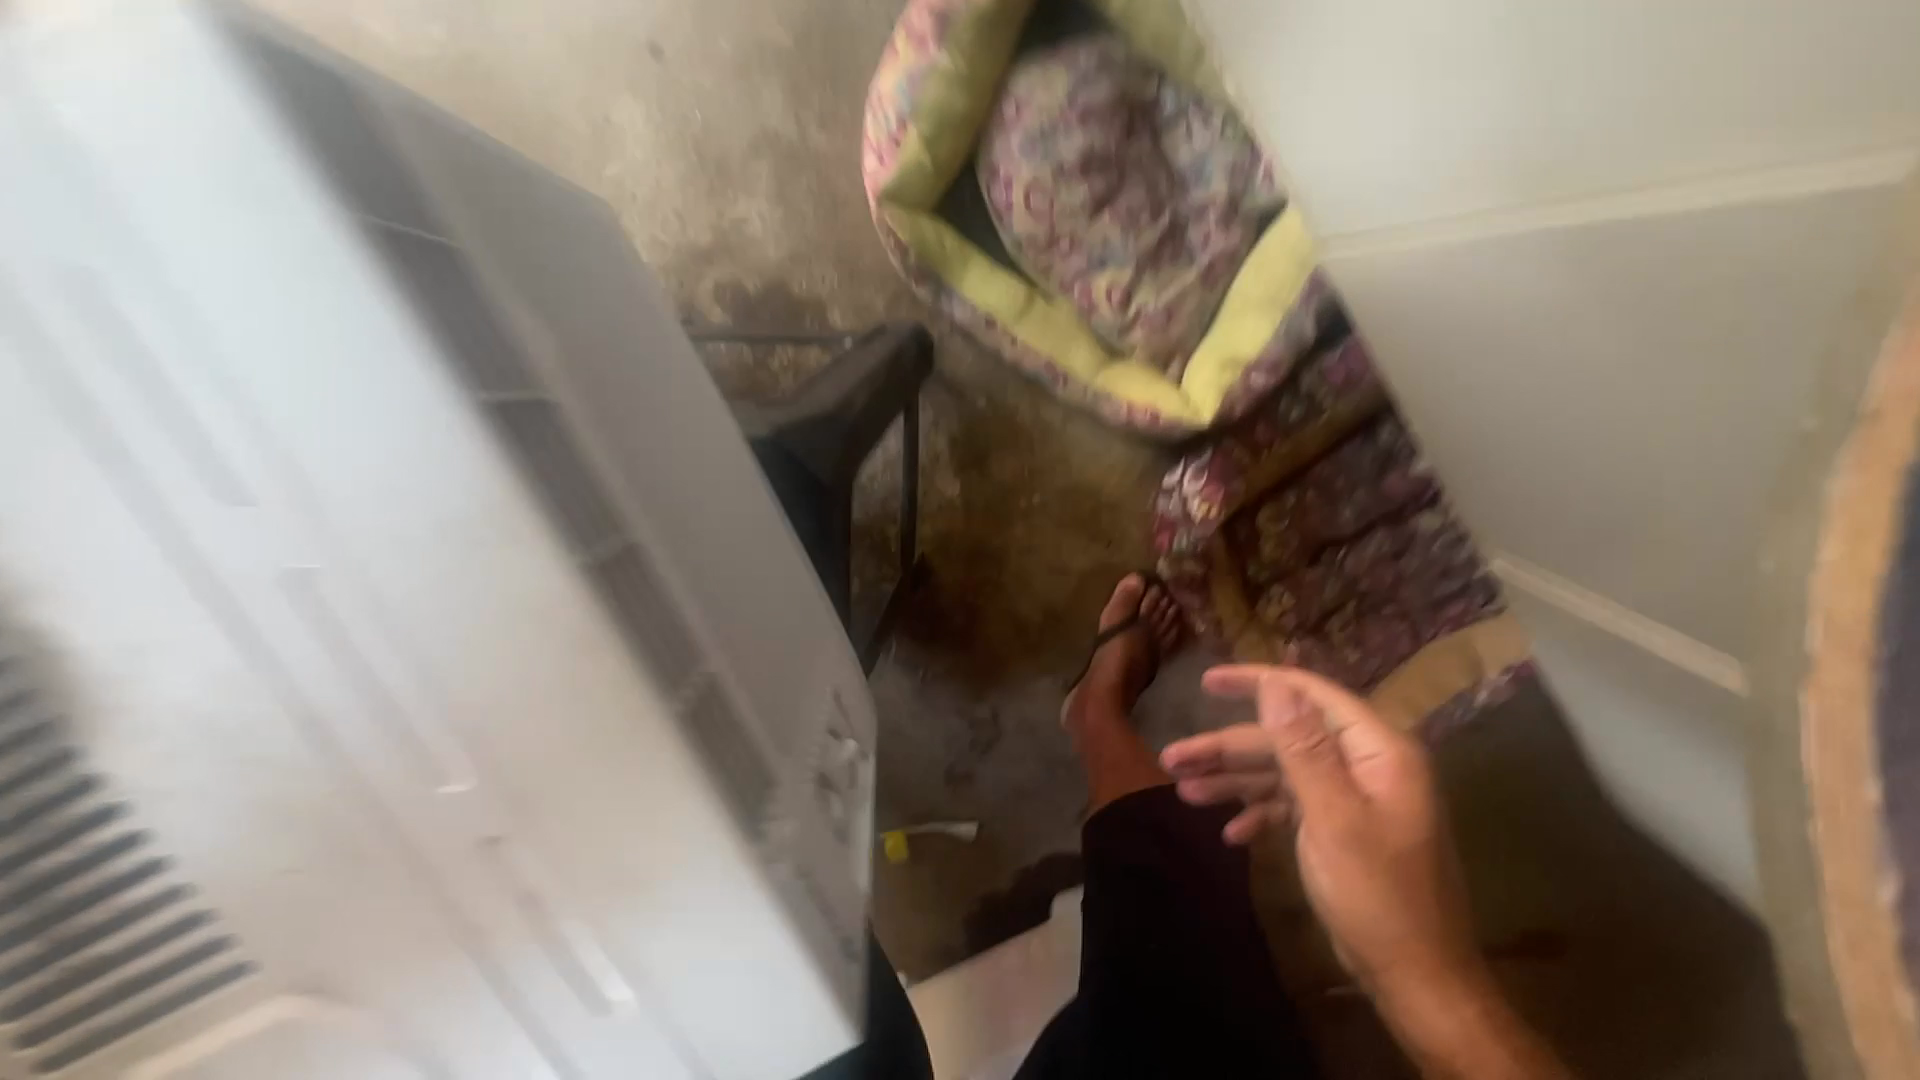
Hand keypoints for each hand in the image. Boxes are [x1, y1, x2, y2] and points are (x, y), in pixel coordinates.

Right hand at [1161, 665, 1477, 994]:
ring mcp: (1354, 797)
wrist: (1416, 979)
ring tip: (1183, 791)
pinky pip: (1292, 804)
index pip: (1310, 695)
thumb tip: (1275, 684)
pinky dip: (1259, 813)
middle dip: (1227, 748)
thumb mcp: (1332, 817)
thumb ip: (1302, 747)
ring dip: (1234, 781)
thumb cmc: (1377, 895)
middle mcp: (1366, 765)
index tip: (1205, 681)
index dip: (1256, 682)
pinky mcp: (1342, 827)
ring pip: (1282, 772)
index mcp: (1377, 751)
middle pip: (1284, 738)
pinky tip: (1230, 833)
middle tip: (1171, 758)